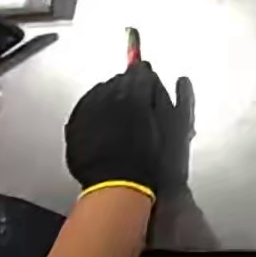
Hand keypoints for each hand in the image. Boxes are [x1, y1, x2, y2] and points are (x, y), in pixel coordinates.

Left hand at [64, 61, 188, 194]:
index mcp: (136, 92)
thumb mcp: (175, 127)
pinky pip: (86, 107)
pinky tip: (104, 126)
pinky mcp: (75, 122)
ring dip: (112, 98)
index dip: (147, 78)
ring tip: (121, 119)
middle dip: (129, 88)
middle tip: (138, 106)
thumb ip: (178, 99)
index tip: (149, 82)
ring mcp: (89, 107)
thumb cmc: (151, 160)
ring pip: (102, 91)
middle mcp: (110, 94)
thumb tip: (180, 82)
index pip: (141, 71)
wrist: (119, 185)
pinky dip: (95, 111)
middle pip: (120, 80)